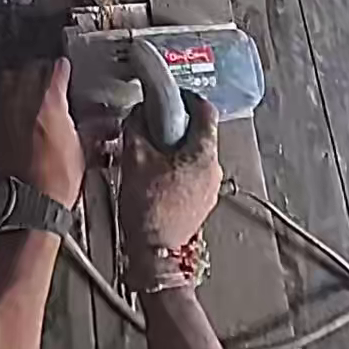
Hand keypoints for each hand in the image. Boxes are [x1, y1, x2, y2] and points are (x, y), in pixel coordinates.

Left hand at [0, 57, 85, 205]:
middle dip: (42, 68)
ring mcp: (9, 115)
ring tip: (32, 82)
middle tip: (50, 72)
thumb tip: (103, 123)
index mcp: (50, 107)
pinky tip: (19, 103)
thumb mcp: (83, 151)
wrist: (31, 203)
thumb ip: (92, 130)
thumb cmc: (57, 181)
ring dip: (22, 77)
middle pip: (31, 70)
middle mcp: (26, 105)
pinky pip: (2, 99)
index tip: (65, 65)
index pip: (56, 73)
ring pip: (11, 80)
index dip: (62, 67)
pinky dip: (11, 94)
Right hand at [117, 91, 220, 252]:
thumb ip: (136, 126)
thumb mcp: (134, 157)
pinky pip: (192, 173)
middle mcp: (214, 168)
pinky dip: (177, 167)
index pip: (206, 110)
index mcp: (203, 152)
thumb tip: (139, 112)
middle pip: (199, 133)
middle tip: (151, 125)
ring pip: (195, 154)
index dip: (187, 97)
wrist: (155, 252)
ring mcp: (210, 187)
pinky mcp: (203, 202)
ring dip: (175, 148)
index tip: (171, 95)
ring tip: (149, 152)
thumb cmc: (148, 207)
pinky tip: (155, 175)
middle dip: (175, 125)